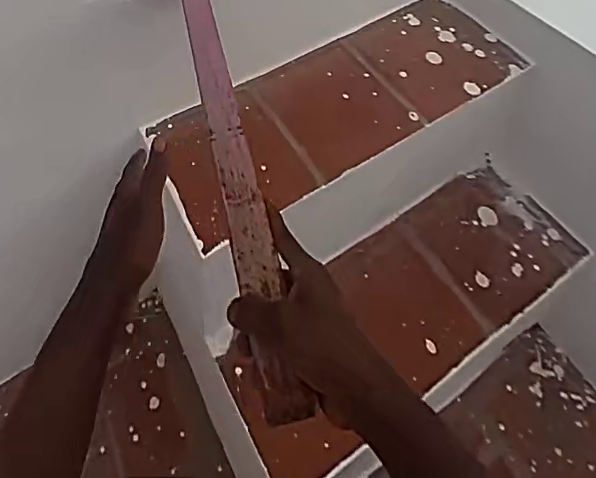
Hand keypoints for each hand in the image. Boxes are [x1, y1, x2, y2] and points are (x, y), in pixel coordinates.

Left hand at [85, 144, 169, 306]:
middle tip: (144, 162)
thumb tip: (159, 143)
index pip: (133, 170)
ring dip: (135, 196)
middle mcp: (118, 213)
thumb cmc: (130, 249)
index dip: (141, 157)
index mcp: (125, 197)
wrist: (111, 291)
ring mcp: (117, 234)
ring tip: (145, 191)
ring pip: (126, 206)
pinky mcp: (121, 253)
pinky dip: (137, 219)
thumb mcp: (150, 206)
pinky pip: (129, 227)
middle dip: (136, 173)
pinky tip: (143, 229)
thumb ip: (154, 175)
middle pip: (126, 186)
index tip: (148, 146)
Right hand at [227, 208, 407, 430]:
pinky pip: (281, 345)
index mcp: (307, 273)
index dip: (268, 221)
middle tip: (237, 321)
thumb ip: (252, 311)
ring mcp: (311, 321)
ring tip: (246, 357)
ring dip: (256, 337)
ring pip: (272, 320)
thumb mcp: (282, 322)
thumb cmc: (325, 344)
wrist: (360, 392)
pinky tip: (258, 374)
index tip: (257, 202)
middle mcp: (309, 292)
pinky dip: (268, 357)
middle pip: (270, 285)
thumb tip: (236, 307)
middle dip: (250, 304)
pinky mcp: (311, 350)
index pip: (282, 239)